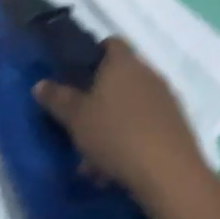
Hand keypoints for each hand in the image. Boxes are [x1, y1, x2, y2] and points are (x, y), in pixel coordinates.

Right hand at [34, 38, 205, 199]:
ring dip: (112, 124)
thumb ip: (57, 98)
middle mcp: (149, 76)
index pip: (111, 43)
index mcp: (124, 64)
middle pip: (120, 78)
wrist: (170, 175)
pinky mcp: (178, 129)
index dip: (93, 53)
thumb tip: (41, 84)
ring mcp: (167, 102)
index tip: (75, 73)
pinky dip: (129, 141)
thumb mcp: (75, 118)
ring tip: (93, 155)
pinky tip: (114, 168)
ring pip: (131, 107)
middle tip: (78, 119)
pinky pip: (145, 127)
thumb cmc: (116, 134)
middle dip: (99, 97)